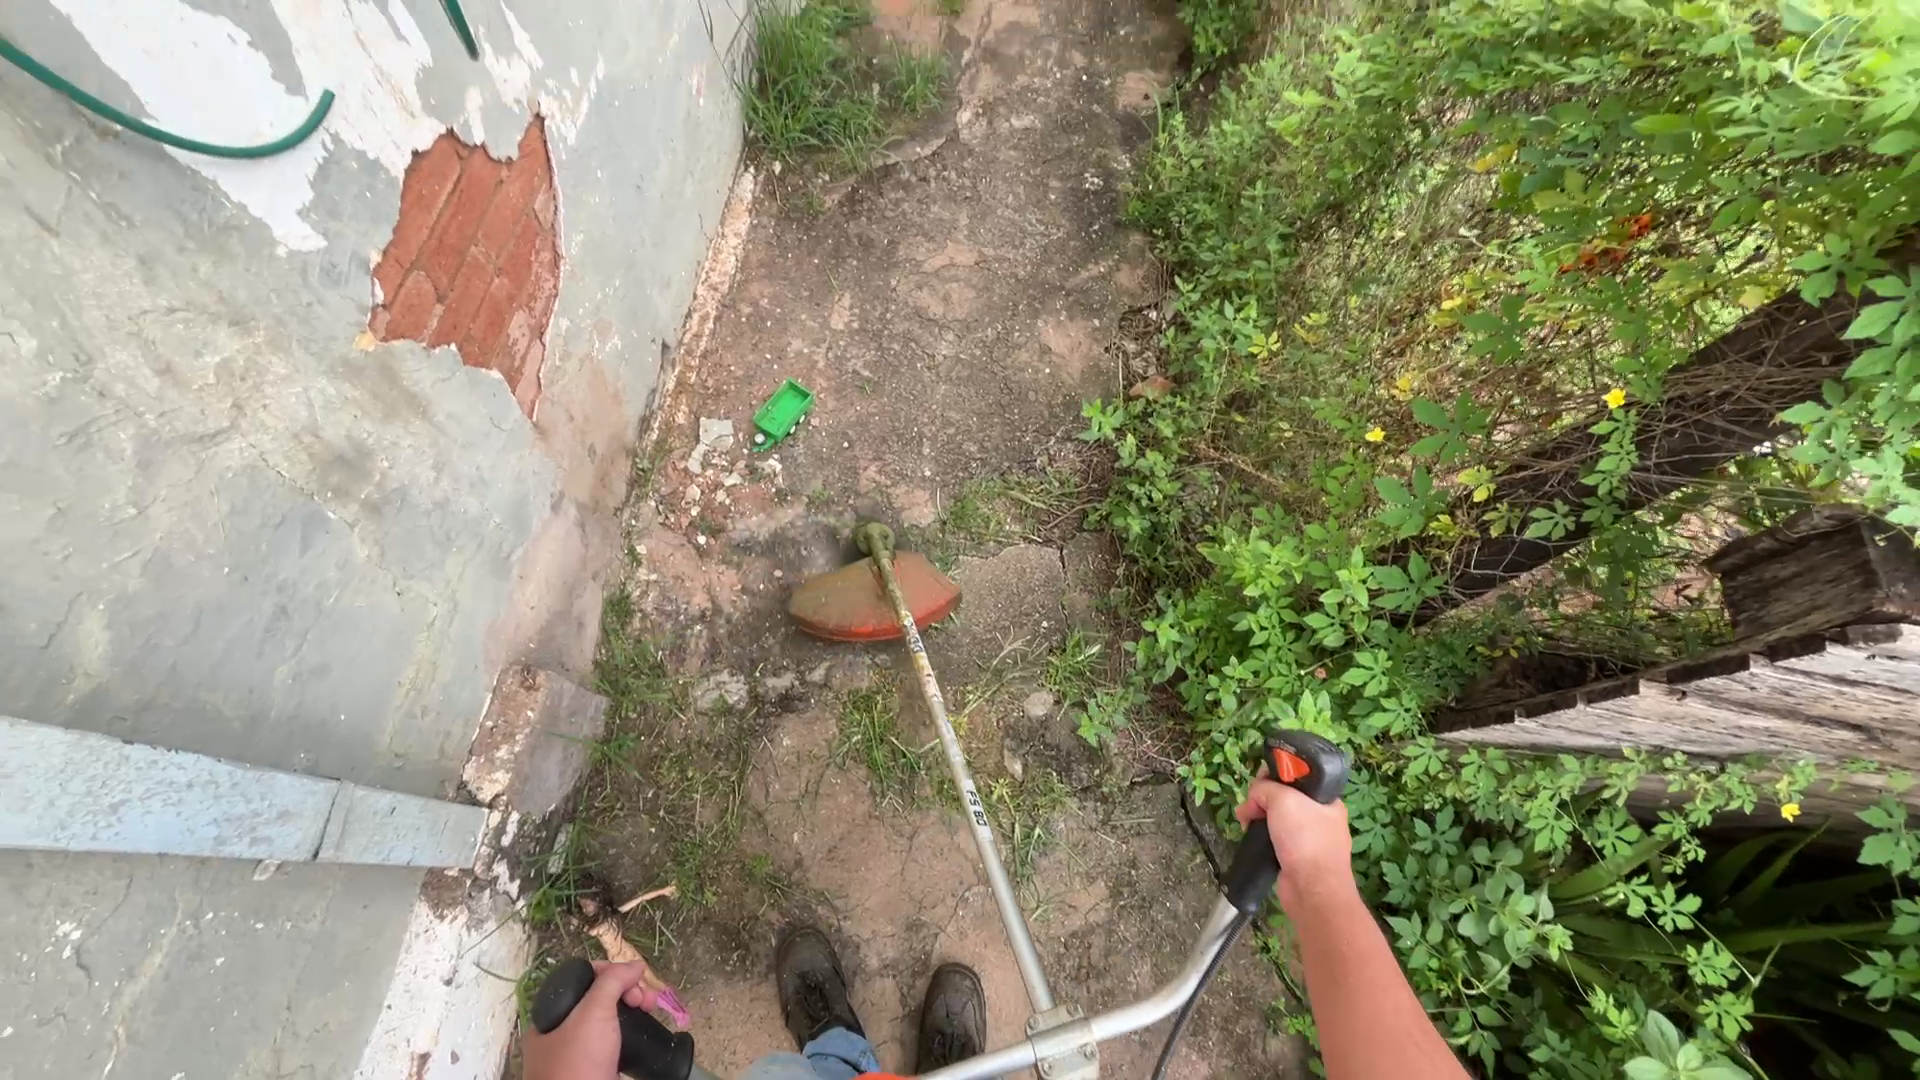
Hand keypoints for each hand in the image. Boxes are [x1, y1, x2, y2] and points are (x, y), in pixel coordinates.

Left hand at [522, 961, 655, 1079]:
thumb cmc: (579, 1060)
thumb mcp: (593, 1012)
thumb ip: (613, 981)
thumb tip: (635, 965)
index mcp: (551, 1015)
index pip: (582, 977)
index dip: (611, 972)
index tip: (632, 979)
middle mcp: (562, 1030)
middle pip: (600, 995)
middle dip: (628, 988)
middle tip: (645, 999)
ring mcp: (580, 1051)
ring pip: (610, 1015)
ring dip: (634, 1005)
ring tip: (651, 1008)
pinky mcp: (597, 1067)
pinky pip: (616, 1036)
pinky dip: (631, 1027)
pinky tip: (643, 1025)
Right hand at [1235, 776, 1355, 914]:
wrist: (1312, 889)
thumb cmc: (1304, 838)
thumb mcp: (1283, 799)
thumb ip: (1265, 788)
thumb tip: (1254, 800)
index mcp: (1326, 799)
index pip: (1298, 776)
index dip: (1276, 773)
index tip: (1260, 779)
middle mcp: (1319, 817)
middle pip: (1283, 795)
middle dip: (1261, 796)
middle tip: (1250, 803)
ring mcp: (1308, 838)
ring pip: (1276, 816)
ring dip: (1256, 814)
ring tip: (1245, 820)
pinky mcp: (1295, 855)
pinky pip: (1274, 835)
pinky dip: (1260, 833)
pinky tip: (1250, 833)